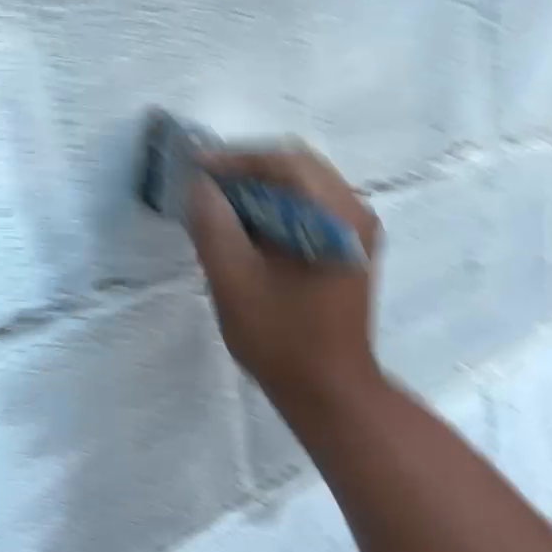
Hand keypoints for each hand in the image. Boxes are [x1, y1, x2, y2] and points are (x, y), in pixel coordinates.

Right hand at [185, 147, 383, 410]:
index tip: (194, 168)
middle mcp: (356, 213)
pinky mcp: (349, 250)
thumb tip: (200, 185)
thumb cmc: (283, 340)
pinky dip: (274, 212)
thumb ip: (212, 225)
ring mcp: (356, 232)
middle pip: (297, 169)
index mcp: (337, 215)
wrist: (330, 392)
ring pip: (302, 189)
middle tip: (203, 188)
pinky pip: (309, 211)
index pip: (285, 162)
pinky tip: (244, 231)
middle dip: (246, 173)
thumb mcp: (234, 281)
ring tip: (217, 209)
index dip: (235, 159)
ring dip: (259, 192)